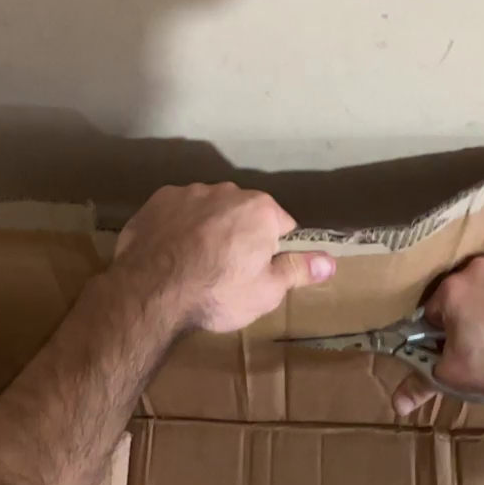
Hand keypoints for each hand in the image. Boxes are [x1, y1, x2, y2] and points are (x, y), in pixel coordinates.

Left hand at [112, 183, 335, 331]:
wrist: (151, 291)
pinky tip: (171, 254)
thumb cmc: (217, 293)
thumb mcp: (267, 290)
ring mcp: (189, 193)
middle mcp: (227, 191)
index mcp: (261, 209)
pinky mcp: (157, 201)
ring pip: (209, 210)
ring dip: (208, 229)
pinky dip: (178, 228)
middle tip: (227, 271)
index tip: (258, 271)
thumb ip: (298, 270)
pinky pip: (177, 212)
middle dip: (240, 235)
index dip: (273, 250)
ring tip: (195, 264)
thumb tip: (331, 262)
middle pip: (244, 213)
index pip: (281, 225)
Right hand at [392, 255, 483, 414]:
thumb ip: (421, 384)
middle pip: (458, 298)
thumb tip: (397, 404)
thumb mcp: (455, 377)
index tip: (453, 352)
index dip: (438, 338)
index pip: (430, 315)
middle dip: (464, 320)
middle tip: (479, 347)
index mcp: (449, 291)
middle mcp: (475, 270)